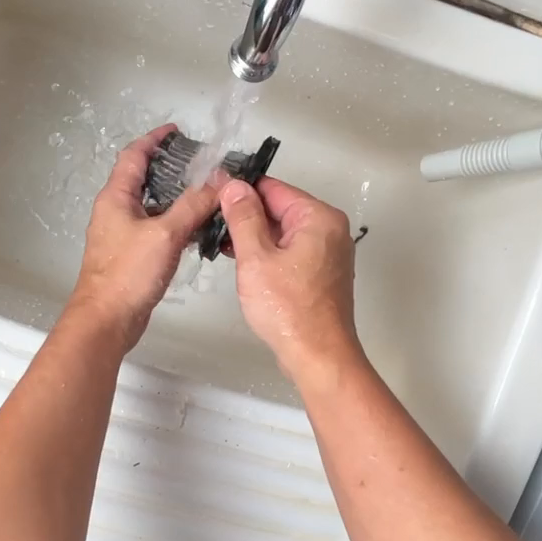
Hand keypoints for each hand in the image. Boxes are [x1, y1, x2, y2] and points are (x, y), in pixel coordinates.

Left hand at [65, 124, 219, 347]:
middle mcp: (115, 212)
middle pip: (142, 179)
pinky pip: (154, 230)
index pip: (133, 156)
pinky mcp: (130, 257)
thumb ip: (193, 206)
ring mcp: (121, 236)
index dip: (154, 140)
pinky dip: (174, 224)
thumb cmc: (128, 274)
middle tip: (202, 165)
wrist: (106, 320)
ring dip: (175, 198)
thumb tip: (219, 181)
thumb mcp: (165, 234)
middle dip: (170, 169)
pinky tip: (196, 230)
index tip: (177, 132)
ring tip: (206, 194)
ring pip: (151, 207)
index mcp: (115, 197)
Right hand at [218, 177, 360, 380]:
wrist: (317, 354)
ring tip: (223, 248)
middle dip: (246, 217)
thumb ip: (243, 218)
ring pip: (283, 232)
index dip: (240, 191)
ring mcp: (327, 253)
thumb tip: (233, 185)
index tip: (212, 196)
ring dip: (255, 238)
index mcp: (318, 218)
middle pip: (279, 209)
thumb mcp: (256, 258)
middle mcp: (329, 230)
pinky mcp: (321, 274)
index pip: (273, 188)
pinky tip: (245, 266)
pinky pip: (290, 252)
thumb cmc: (289, 310)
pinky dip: (268, 254)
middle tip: (212, 226)